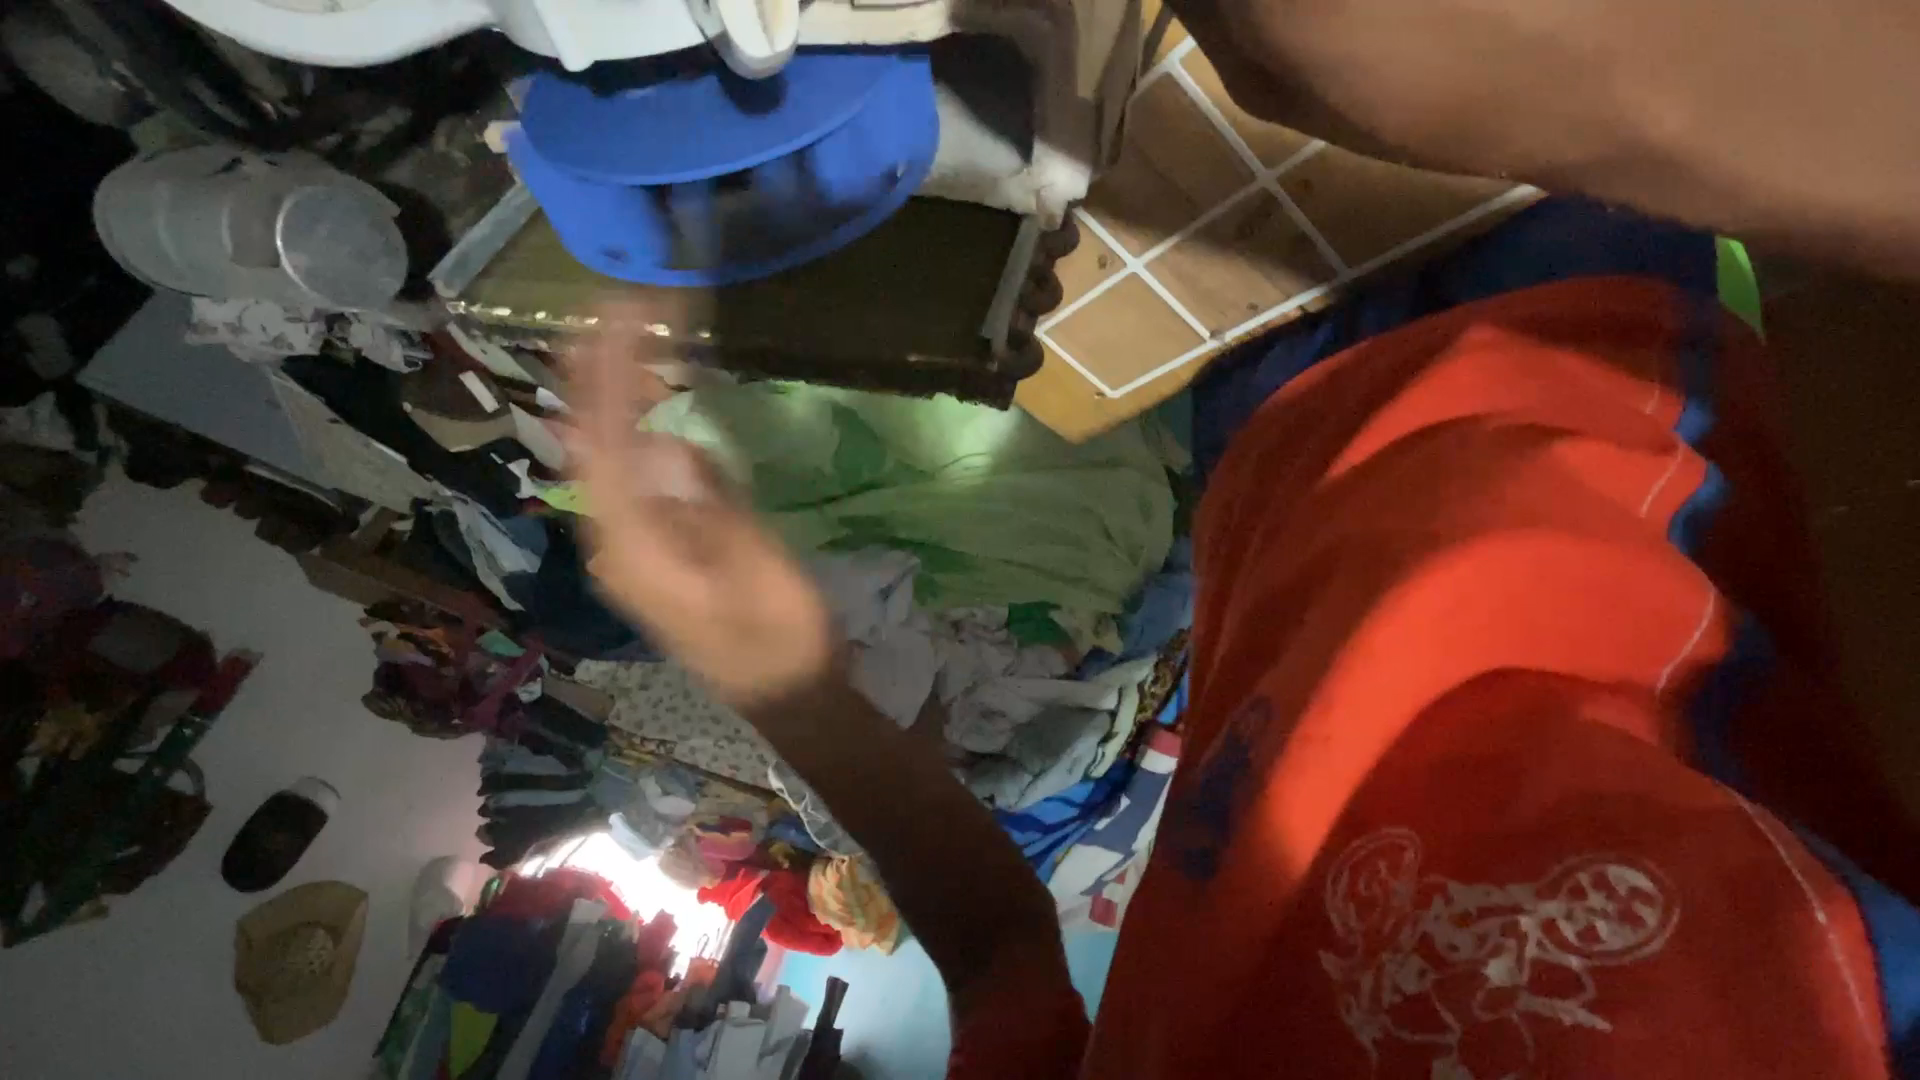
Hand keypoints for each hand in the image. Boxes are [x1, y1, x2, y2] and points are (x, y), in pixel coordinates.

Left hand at [562, 297, 838, 712]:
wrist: (789, 698)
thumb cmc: (783, 638)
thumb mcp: (758, 571)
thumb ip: (713, 508)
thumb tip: (673, 444)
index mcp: (634, 548)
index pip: (604, 444)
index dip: (607, 375)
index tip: (625, 315)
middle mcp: (615, 547)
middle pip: (590, 446)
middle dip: (597, 375)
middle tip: (616, 311)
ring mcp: (630, 554)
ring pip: (603, 462)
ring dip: (607, 400)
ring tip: (621, 342)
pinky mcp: (651, 557)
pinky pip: (626, 482)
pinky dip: (629, 435)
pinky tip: (641, 412)